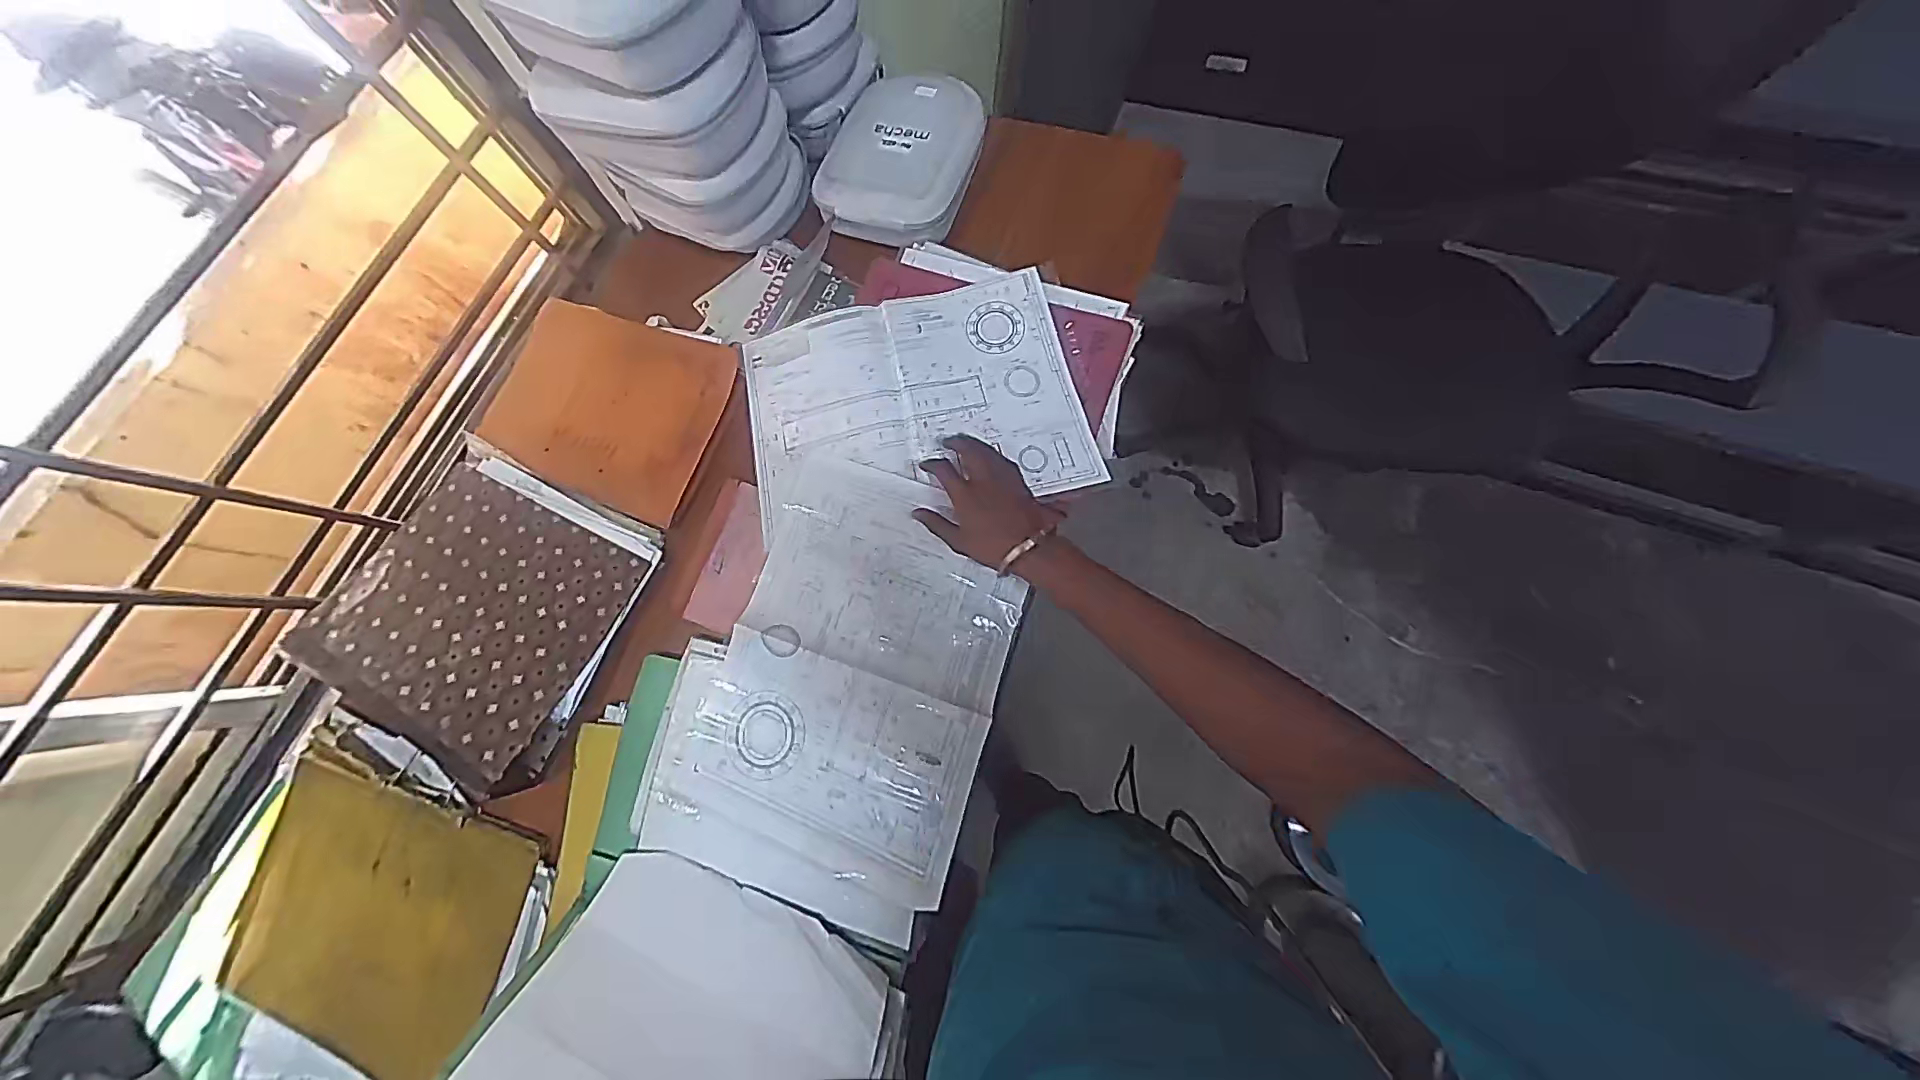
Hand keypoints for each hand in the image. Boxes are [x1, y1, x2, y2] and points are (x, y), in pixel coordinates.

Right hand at [914, 436, 1064, 571]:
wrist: (1028, 547)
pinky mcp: (1016, 479)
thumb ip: (937, 524)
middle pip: (966, 450)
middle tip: (947, 442)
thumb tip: (920, 514)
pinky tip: (989, 454)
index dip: (932, 464)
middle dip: (954, 443)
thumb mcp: (959, 540)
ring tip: (966, 442)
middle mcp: (982, 481)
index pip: (943, 469)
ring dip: (972, 443)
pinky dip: (990, 452)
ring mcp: (1001, 478)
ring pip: (984, 450)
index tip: (928, 465)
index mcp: (965, 495)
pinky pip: (1000, 458)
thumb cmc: (996, 546)